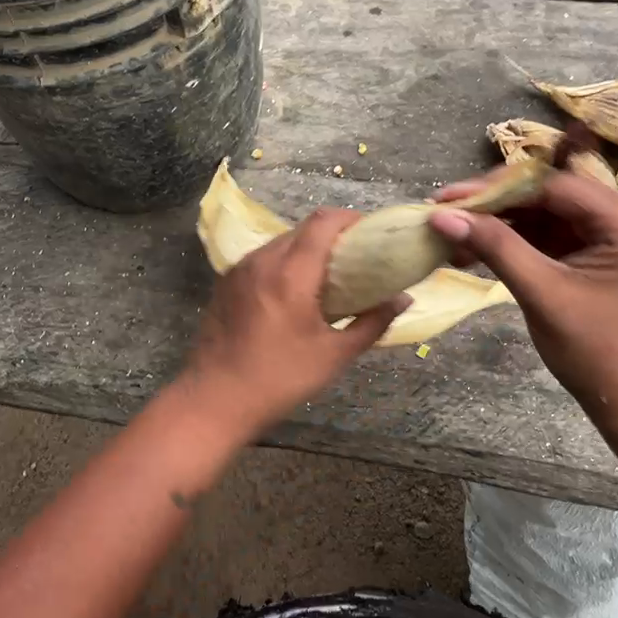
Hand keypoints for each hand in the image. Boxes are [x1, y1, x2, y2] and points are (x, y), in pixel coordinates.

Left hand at [178, 210, 410, 438]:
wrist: (215, 398)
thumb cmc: (280, 378)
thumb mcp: (334, 355)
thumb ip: (372, 323)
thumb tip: (403, 299)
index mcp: (291, 273)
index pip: (323, 222)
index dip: (350, 219)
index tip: (370, 233)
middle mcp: (262, 260)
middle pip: (302, 229)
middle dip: (331, 234)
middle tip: (355, 257)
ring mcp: (240, 269)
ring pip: (280, 241)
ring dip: (306, 248)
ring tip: (327, 274)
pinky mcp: (226, 281)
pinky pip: (262, 258)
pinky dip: (284, 261)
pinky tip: (294, 289)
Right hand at [427, 172, 617, 421]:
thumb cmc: (599, 352)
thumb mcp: (543, 294)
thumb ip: (495, 247)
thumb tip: (440, 215)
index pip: (552, 186)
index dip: (496, 187)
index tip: (448, 198)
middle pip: (546, 195)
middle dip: (493, 204)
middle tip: (443, 212)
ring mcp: (608, 240)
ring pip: (542, 215)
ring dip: (497, 224)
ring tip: (451, 234)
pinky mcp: (593, 259)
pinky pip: (546, 238)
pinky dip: (511, 243)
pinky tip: (472, 251)